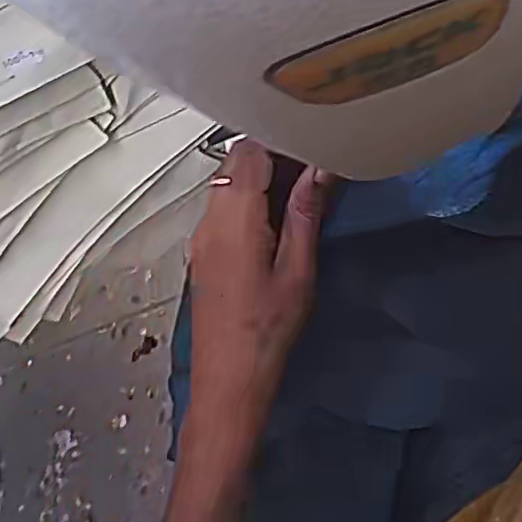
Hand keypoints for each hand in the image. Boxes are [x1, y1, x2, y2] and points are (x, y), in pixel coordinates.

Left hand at [185, 139, 330, 441]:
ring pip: (228, 181)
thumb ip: (306, 212)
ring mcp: (201, 236)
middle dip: (272, 155)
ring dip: (261, 176)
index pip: (248, 152)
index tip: (310, 143)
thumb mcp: (298, 269)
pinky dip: (249, 197)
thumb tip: (319, 168)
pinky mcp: (202, 251)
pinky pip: (223, 205)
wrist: (228, 382)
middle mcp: (209, 220)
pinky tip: (276, 217)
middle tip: (311, 165)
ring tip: (299, 190)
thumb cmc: (268, 328)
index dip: (279, 140)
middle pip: (235, 162)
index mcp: (234, 219)